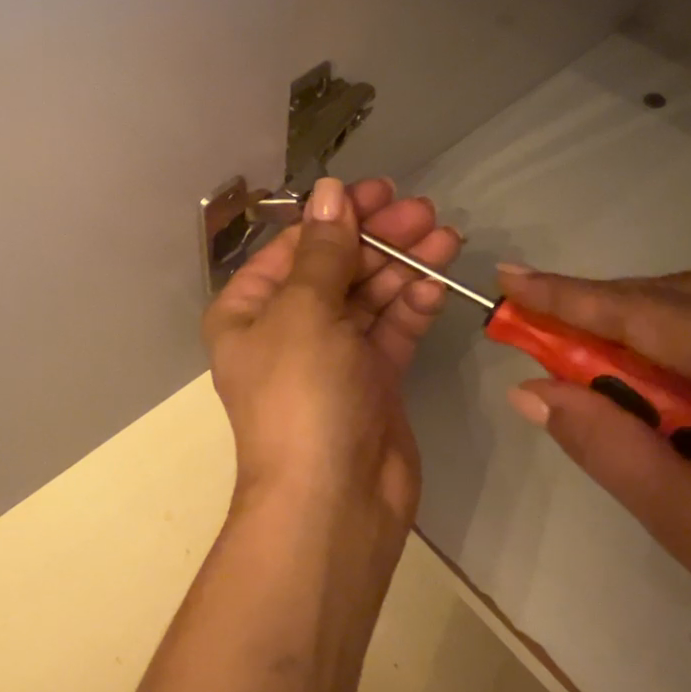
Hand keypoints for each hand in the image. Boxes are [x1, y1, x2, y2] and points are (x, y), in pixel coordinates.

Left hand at [202, 177, 459, 527]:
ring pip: (366, 296)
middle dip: (374, 238)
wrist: (332, 501)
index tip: (378, 190)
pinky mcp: (370, 381)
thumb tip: (330, 191)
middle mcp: (284, 330)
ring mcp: (329, 357)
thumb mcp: (304, 312)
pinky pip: (390, 330)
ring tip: (444, 232)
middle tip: (421, 209)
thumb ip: (324, 251)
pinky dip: (412, 303)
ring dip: (401, 265)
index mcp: (246, 312)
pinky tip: (440, 276)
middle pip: (332, 268)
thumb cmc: (301, 395)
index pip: (291, 250)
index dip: (334, 218)